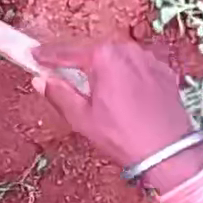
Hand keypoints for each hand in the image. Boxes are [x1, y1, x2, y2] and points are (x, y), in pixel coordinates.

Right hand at [33, 40, 202, 187]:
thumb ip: (59, 94)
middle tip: (64, 77)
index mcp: (104, 57)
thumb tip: (40, 80)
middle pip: (94, 53)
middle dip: (79, 64)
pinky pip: (136, 68)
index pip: (67, 52)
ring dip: (104, 71)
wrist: (168, 152)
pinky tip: (123, 97)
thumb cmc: (122, 136)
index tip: (34, 55)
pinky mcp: (164, 71)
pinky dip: (126, 77)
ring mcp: (149, 59)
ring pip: (117, 59)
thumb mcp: (82, 118)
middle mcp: (128, 50)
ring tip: (98, 93)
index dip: (47, 55)